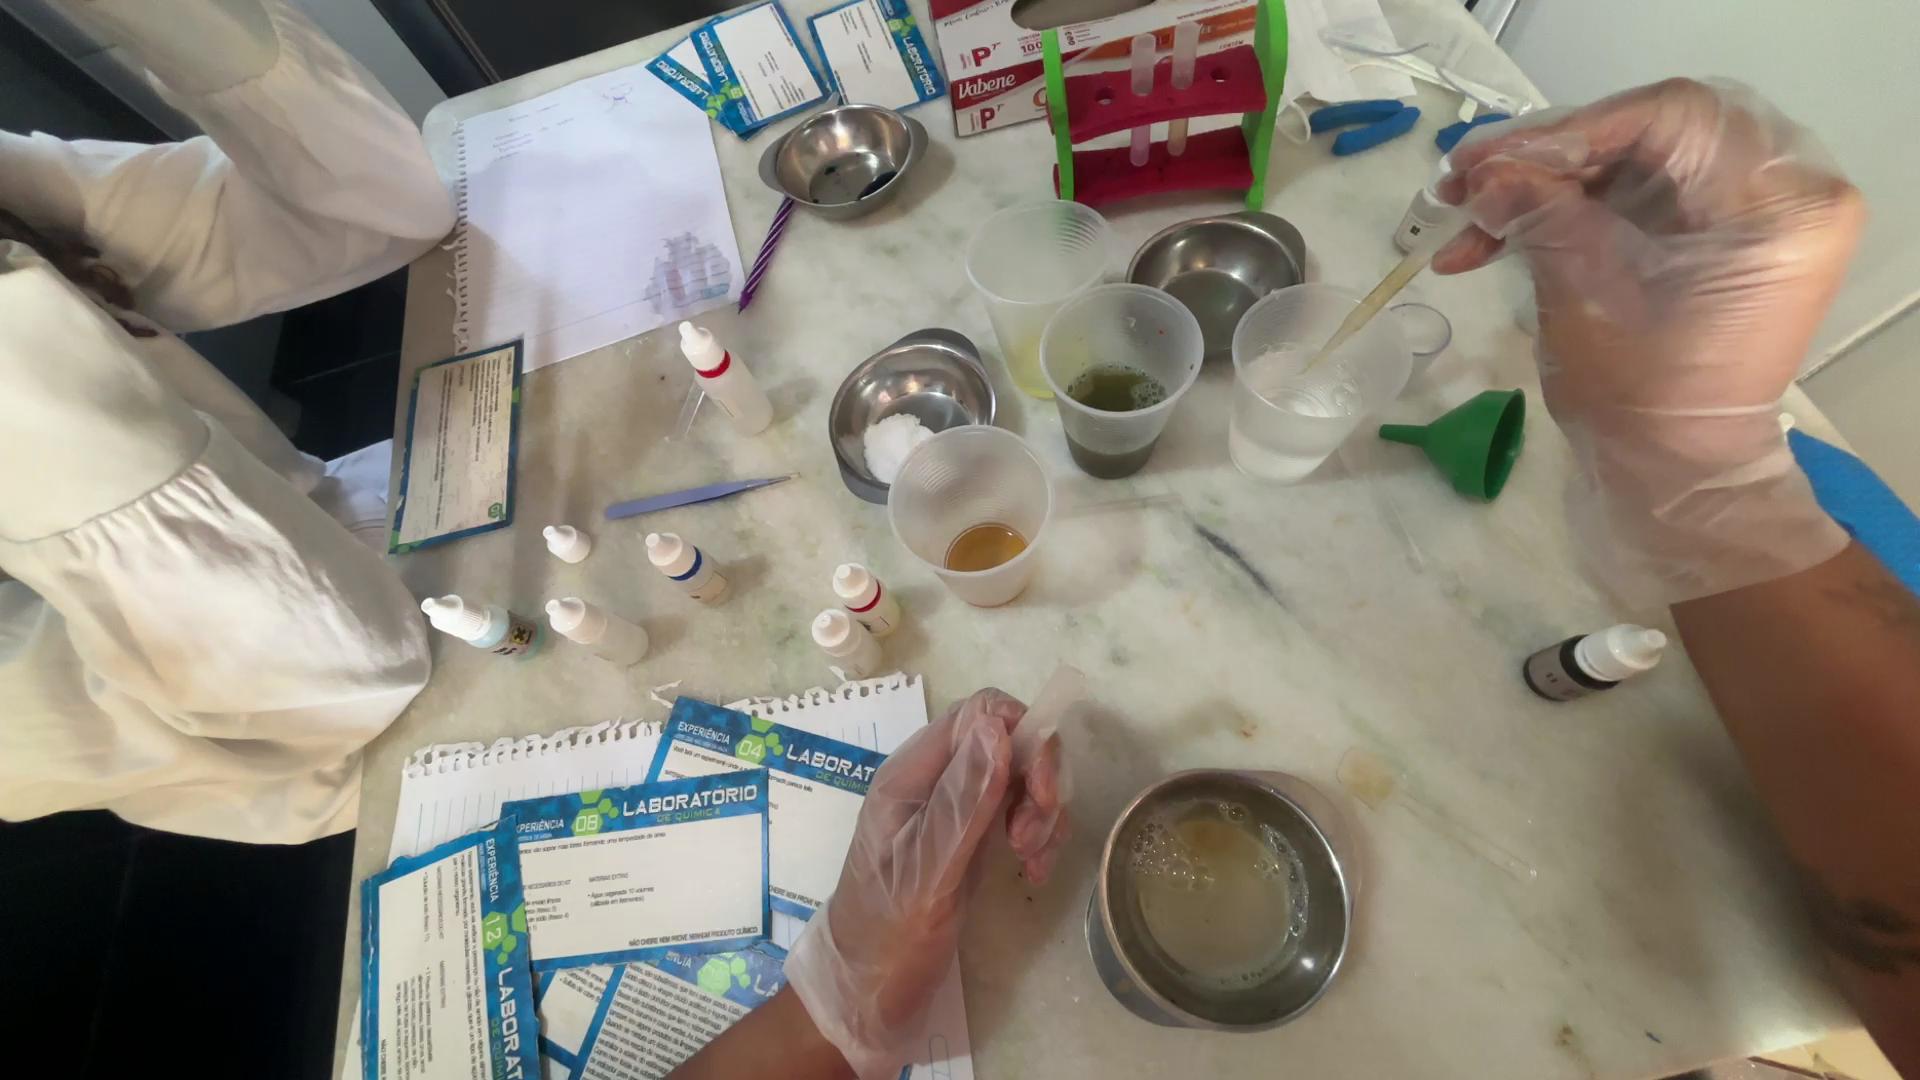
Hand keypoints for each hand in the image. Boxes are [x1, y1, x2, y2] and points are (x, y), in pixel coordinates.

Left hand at [784, 688, 1068, 1078]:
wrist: (866, 996)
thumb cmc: (886, 937)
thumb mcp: (926, 873)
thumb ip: (962, 801)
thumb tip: (997, 725)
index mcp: (912, 773)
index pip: (979, 712)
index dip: (1022, 734)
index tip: (1041, 792)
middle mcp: (933, 778)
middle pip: (1006, 738)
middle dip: (1037, 778)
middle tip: (1033, 836)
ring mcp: (953, 805)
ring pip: (1019, 773)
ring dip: (1042, 810)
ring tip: (1032, 859)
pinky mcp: (971, 833)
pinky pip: (1019, 808)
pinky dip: (1039, 833)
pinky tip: (1033, 870)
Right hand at [1431, 78, 1855, 603]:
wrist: (1664, 462)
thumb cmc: (1635, 398)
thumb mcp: (1584, 305)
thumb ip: (1544, 225)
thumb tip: (1484, 176)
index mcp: (1773, 205)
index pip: (1673, 119)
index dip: (1570, 132)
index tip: (1483, 163)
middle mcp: (1773, 191)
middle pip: (1647, 135)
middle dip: (1544, 158)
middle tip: (1461, 182)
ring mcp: (1733, 212)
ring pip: (1621, 167)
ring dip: (1535, 190)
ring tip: (1461, 219)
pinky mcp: (1695, 235)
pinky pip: (1619, 202)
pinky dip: (1551, 217)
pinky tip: (1488, 244)